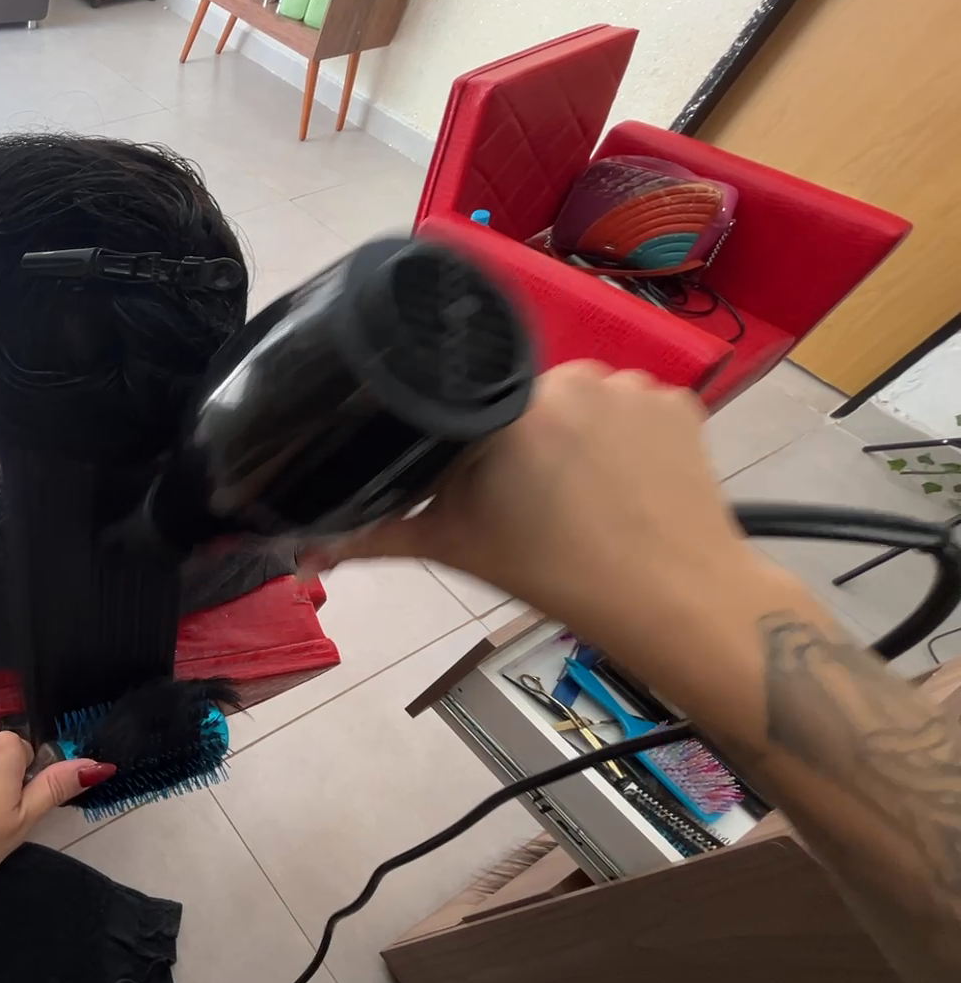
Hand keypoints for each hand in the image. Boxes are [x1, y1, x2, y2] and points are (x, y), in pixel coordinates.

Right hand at [311, 361, 777, 636]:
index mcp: (505, 414)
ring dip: (558, 428)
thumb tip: (305, 555)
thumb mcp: (447, 546)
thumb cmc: (550, 571)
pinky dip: (612, 428)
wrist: (671, 599)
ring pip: (567, 395)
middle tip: (513, 488)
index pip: (454, 406)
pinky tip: (611, 471)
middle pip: (510, 397)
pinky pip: (622, 400)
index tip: (465, 476)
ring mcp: (632, 388)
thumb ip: (370, 539)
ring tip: (566, 481)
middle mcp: (569, 383)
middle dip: (506, 435)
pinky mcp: (677, 399)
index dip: (454, 442)